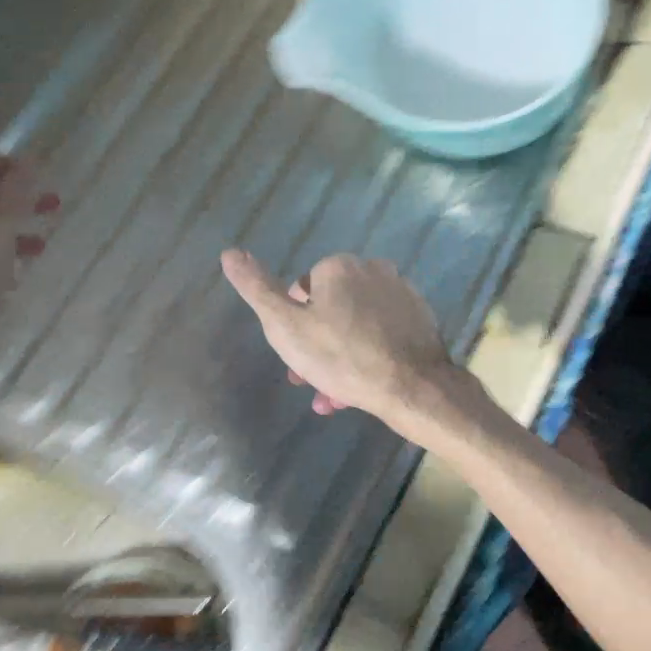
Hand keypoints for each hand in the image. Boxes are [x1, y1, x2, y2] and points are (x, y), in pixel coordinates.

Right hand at [221, 250, 458, 421]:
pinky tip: (360, 388)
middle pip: (333, 309)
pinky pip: (383, 334)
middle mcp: (375, 269)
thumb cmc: (341, 356)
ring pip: (357, 326)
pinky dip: (369, 355)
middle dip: (318, 346)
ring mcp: (403, 292)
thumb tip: (230, 252)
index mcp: (340, 266)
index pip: (303, 290)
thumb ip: (257, 289)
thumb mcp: (286, 326)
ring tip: (333, 397)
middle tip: (312, 382)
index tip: (294, 355)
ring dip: (340, 359)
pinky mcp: (421, 317)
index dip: (294, 324)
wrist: (411, 385)